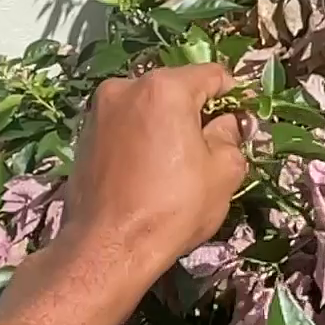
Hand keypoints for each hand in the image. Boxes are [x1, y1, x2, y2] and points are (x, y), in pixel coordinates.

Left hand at [61, 64, 246, 270]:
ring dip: (167, 124)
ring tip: (177, 163)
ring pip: (149, 106)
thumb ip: (231, 136)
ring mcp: (99, 111)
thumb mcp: (223, 171)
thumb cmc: (173, 206)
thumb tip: (226, 124)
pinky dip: (142, 138)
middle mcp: (127, 87)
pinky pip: (126, 125)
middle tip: (211, 146)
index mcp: (165, 88)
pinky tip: (148, 171)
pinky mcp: (84, 136)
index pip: (212, 75)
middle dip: (197, 111)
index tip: (240, 122)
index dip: (233, 97)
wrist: (108, 249)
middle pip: (177, 88)